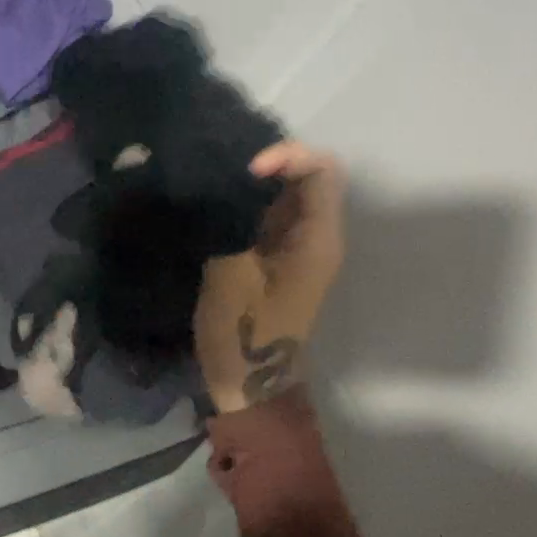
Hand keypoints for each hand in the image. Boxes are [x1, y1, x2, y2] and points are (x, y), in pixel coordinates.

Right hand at [194, 141, 345, 413]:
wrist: (247, 381)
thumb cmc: (243, 331)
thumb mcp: (232, 275)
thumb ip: (233, 224)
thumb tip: (223, 189)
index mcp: (319, 238)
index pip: (321, 169)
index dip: (285, 155)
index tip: (242, 170)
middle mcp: (319, 236)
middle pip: (308, 177)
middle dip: (270, 164)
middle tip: (224, 172)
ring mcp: (299, 248)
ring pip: (288, 196)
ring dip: (256, 186)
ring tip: (215, 186)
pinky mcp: (277, 260)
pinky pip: (270, 218)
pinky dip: (248, 206)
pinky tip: (217, 210)